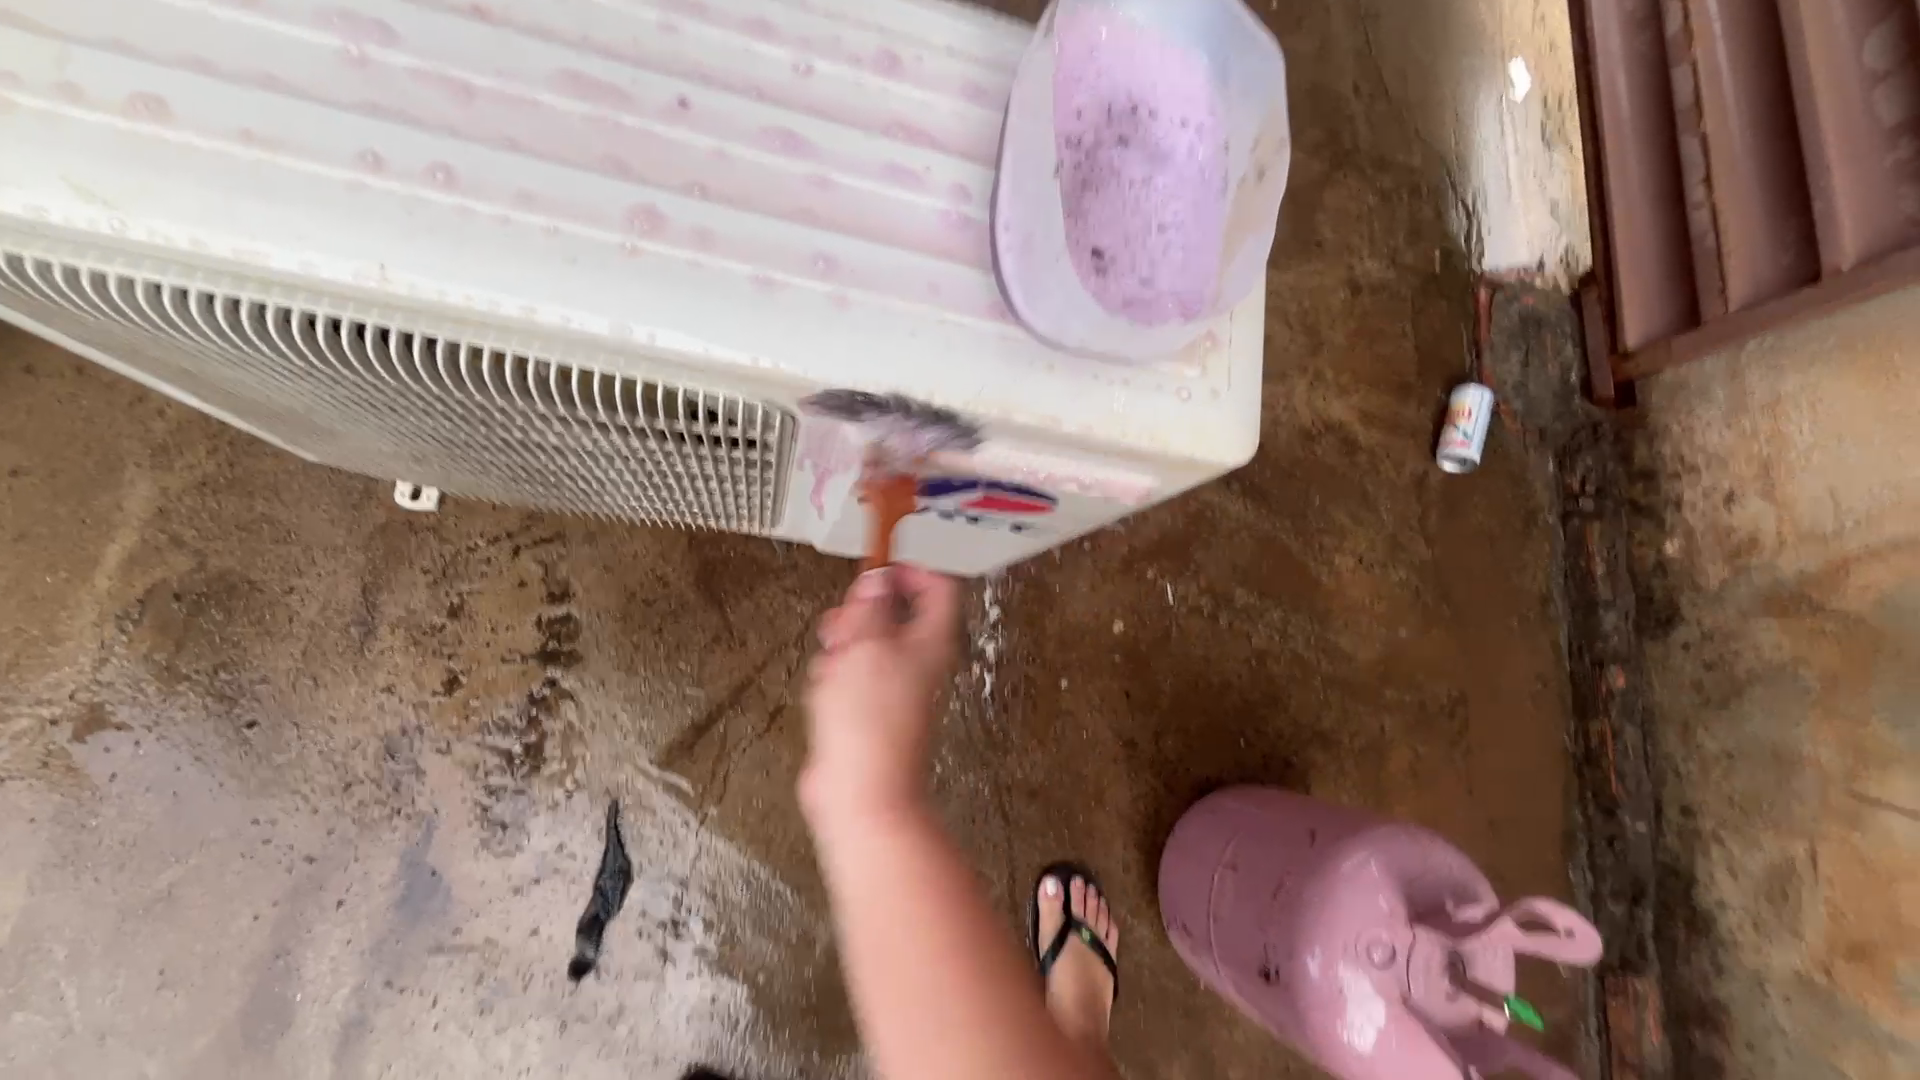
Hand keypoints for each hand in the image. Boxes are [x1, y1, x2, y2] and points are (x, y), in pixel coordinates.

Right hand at [799, 565, 961, 829]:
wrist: (861, 789)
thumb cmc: (873, 726)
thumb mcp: (867, 645)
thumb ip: (872, 606)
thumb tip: (877, 580)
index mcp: (932, 640)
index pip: (937, 586)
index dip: (909, 570)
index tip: (878, 568)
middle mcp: (919, 662)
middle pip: (895, 614)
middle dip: (862, 613)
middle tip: (845, 622)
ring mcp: (895, 686)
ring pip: (868, 644)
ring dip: (843, 646)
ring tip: (834, 663)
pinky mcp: (871, 709)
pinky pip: (851, 676)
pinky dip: (835, 677)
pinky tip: (828, 692)